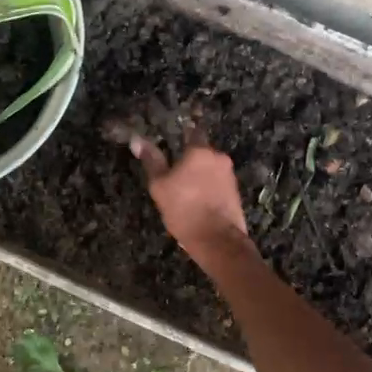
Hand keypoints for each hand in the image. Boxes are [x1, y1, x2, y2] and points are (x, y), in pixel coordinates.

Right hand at [131, 132, 252, 258]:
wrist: (217, 240)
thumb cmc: (184, 208)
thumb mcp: (160, 185)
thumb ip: (151, 160)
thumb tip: (137, 140)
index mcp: (200, 151)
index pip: (191, 132)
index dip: (182, 134)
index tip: (172, 139)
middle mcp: (218, 157)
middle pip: (201, 152)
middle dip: (190, 160)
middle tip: (174, 174)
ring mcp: (230, 175)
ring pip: (210, 168)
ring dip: (199, 175)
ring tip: (184, 192)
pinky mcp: (235, 192)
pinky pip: (217, 183)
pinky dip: (208, 188)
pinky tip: (198, 202)